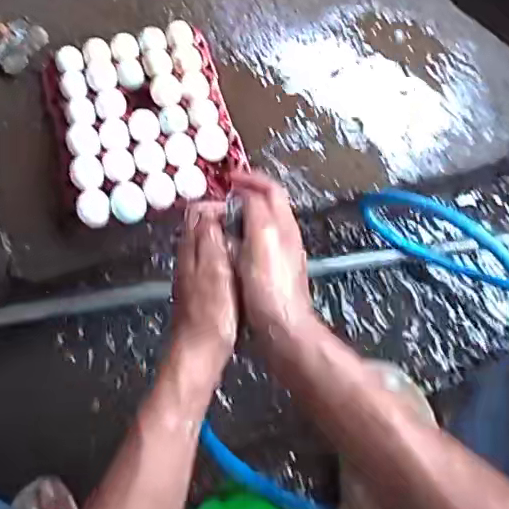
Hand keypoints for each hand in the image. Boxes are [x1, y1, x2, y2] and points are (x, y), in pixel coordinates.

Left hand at [169, 200, 237, 375]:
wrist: (199, 350)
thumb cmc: (212, 310)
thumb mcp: (215, 268)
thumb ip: (210, 237)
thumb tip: (210, 210)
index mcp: (190, 245)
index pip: (198, 209)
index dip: (220, 205)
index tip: (242, 212)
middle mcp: (187, 254)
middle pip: (199, 223)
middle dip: (222, 218)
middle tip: (247, 226)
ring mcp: (191, 271)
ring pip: (206, 242)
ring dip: (224, 238)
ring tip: (247, 244)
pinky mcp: (199, 288)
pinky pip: (210, 260)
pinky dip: (224, 256)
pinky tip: (240, 268)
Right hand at [228, 170, 319, 349]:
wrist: (284, 329)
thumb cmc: (268, 286)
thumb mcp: (260, 238)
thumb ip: (254, 210)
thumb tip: (244, 195)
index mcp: (282, 224)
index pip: (269, 188)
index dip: (249, 179)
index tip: (227, 179)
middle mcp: (286, 234)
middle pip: (269, 202)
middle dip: (247, 193)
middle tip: (223, 195)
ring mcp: (283, 253)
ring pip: (263, 221)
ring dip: (244, 213)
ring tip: (222, 216)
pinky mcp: (275, 271)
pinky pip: (259, 240)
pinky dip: (244, 233)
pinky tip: (230, 245)